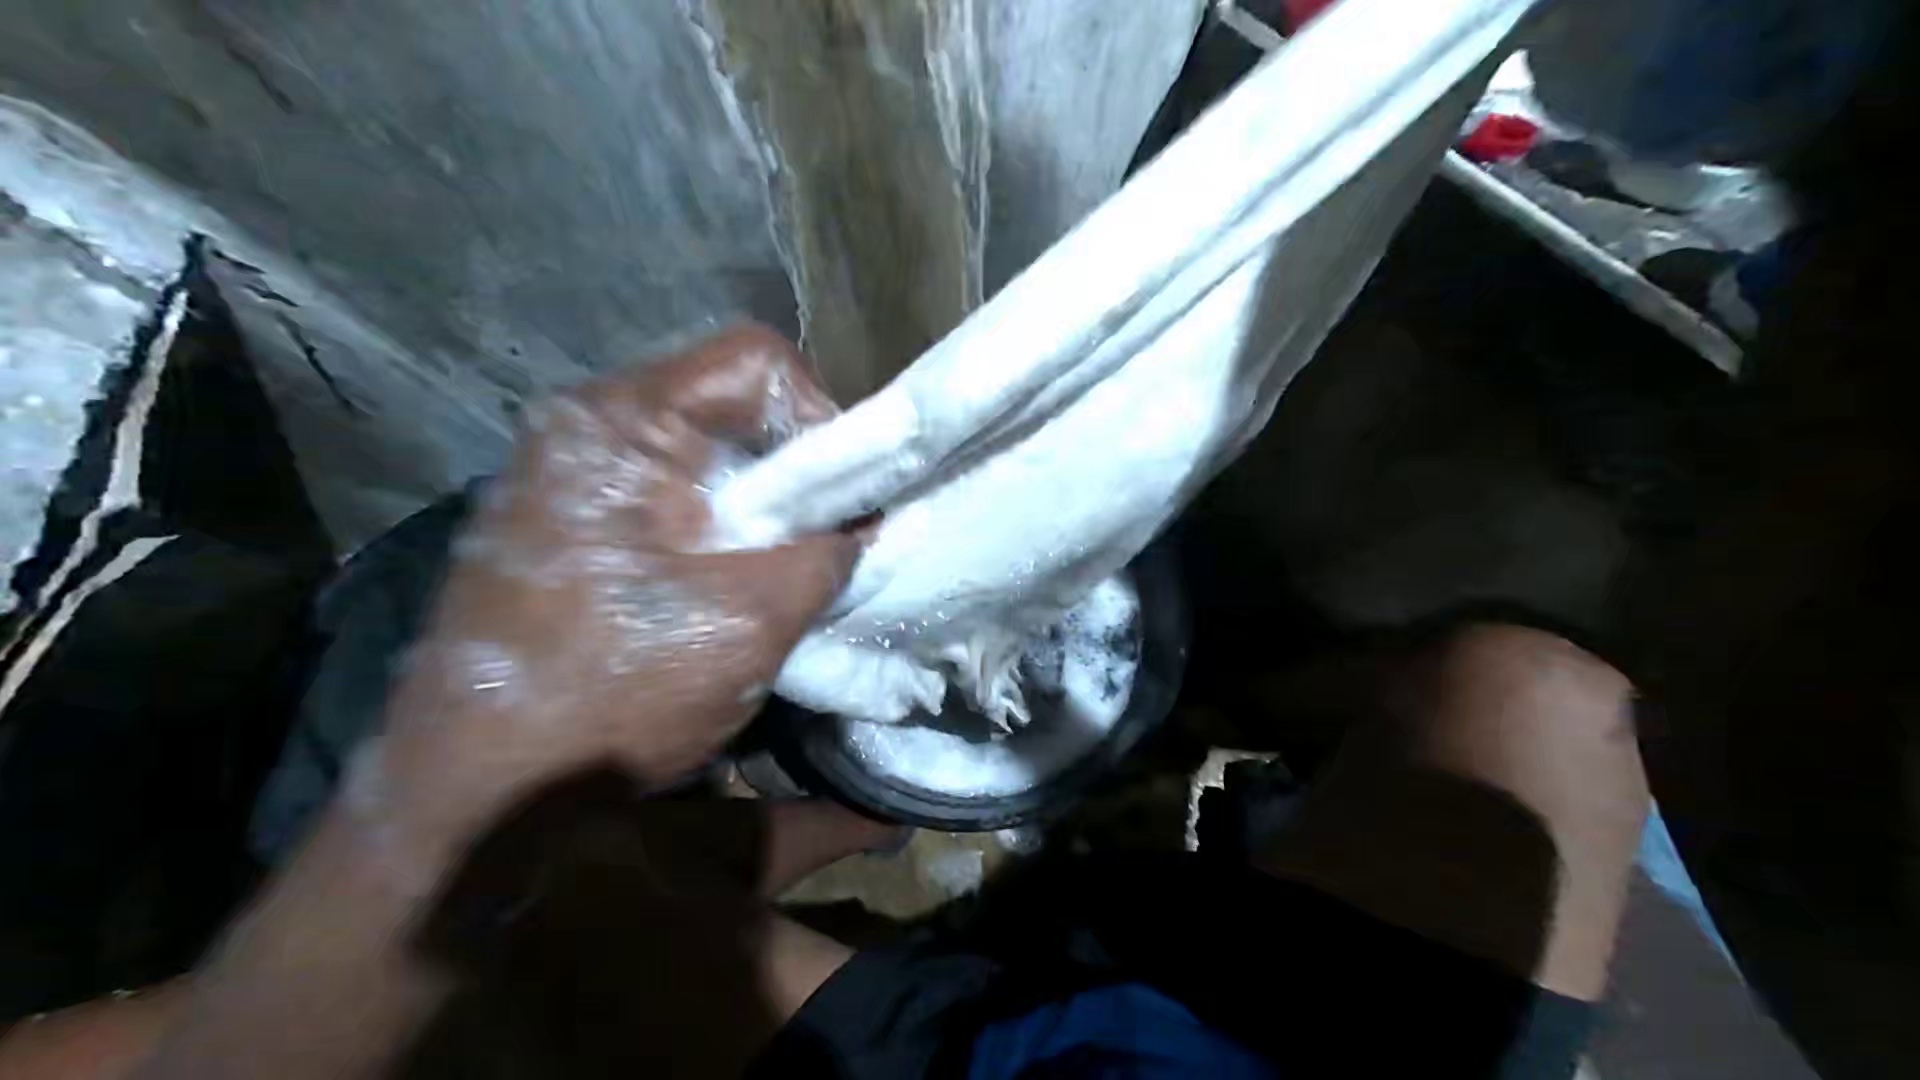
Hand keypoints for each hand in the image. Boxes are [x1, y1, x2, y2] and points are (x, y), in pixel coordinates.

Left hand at [362, 325, 859, 858]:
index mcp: (624, 424)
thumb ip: (827, 555)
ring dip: (760, 500)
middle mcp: (587, 429)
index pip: (756, 360)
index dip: (820, 412)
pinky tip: (731, 580)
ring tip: (784, 561)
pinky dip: (721, 523)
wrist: (477, 796)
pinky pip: (671, 492)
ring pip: (705, 452)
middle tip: (824, 531)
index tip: (842, 492)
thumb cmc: (614, 694)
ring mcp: (568, 475)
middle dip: (794, 465)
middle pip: (731, 404)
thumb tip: (867, 524)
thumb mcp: (752, 619)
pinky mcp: (569, 522)